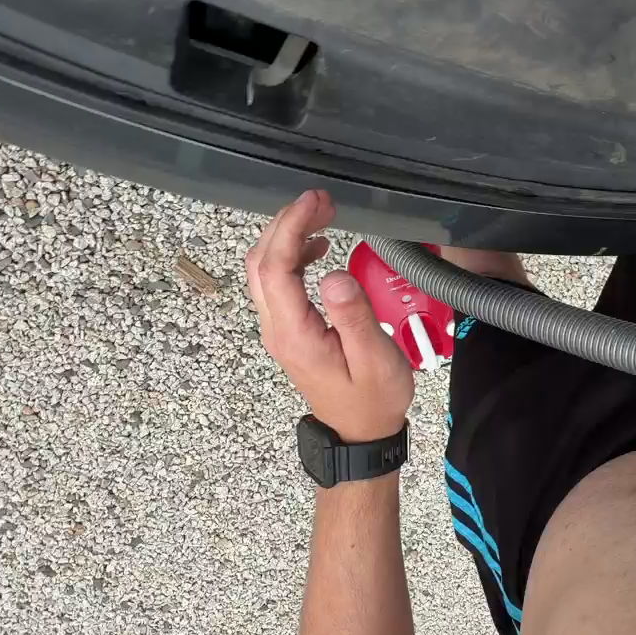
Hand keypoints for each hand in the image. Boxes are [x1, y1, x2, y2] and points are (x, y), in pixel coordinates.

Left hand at [245, 190, 413, 443]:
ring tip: (322, 215)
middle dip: (285, 223)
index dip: (291, 228)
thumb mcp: (375, 359)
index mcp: (294, 333)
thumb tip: (333, 274)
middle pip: (260, 263)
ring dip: (285, 236)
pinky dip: (290, 256)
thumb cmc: (374, 398)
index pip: (276, 268)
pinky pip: (276, 283)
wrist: (360, 433)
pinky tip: (317, 247)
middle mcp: (277, 329)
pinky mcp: (288, 330)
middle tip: (321, 201)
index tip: (316, 202)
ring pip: (263, 271)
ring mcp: (278, 330)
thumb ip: (354, 316)